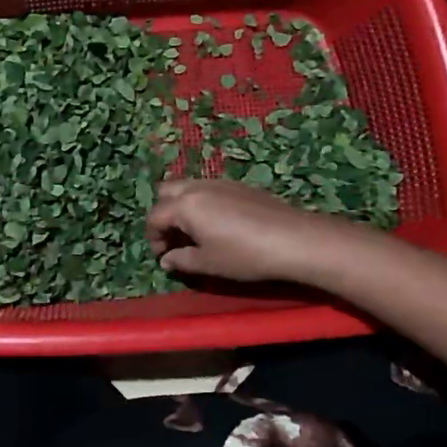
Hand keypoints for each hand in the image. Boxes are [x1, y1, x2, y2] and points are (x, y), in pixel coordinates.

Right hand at [144, 180, 358, 283]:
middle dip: (164, 214)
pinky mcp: (239, 185)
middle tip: (175, 238)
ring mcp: (220, 182)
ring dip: (183, 206)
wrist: (293, 239)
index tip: (164, 256)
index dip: (154, 238)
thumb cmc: (244, 255)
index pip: (155, 217)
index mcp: (184, 205)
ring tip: (195, 232)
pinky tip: (218, 224)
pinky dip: (202, 202)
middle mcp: (197, 187)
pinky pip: (209, 188)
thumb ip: (181, 260)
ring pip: (188, 187)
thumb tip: (166, 259)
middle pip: (167, 192)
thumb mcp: (208, 263)